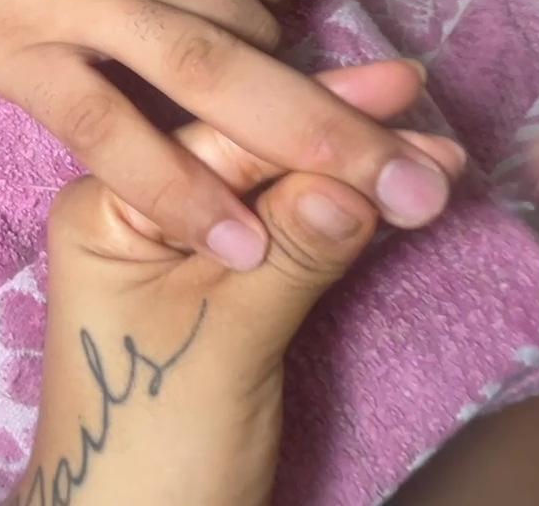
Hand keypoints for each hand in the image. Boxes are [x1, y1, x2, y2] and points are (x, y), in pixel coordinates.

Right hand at [0, 0, 464, 269]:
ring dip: (289, 143)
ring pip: (207, 79)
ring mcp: (78, 1)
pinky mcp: (24, 60)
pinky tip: (230, 238)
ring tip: (365, 204)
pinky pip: (113, 132)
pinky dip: (177, 188)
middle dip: (339, 102)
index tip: (277, 37)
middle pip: (254, 28)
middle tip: (421, 163)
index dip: (283, 5)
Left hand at [12, 62, 436, 505]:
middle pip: (242, 154)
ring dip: (344, 165)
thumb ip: (289, 254)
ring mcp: (177, 239)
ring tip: (430, 143)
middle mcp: (137, 205)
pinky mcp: (215, 273)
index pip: (217, 144)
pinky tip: (385, 183)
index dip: (308, 122)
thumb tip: (359, 175)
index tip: (399, 95)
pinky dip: (335, 209)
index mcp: (108, 204)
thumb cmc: (157, 443)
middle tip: (421, 97)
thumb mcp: (223, 343)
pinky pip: (278, 225)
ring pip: (267, 186)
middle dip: (332, 133)